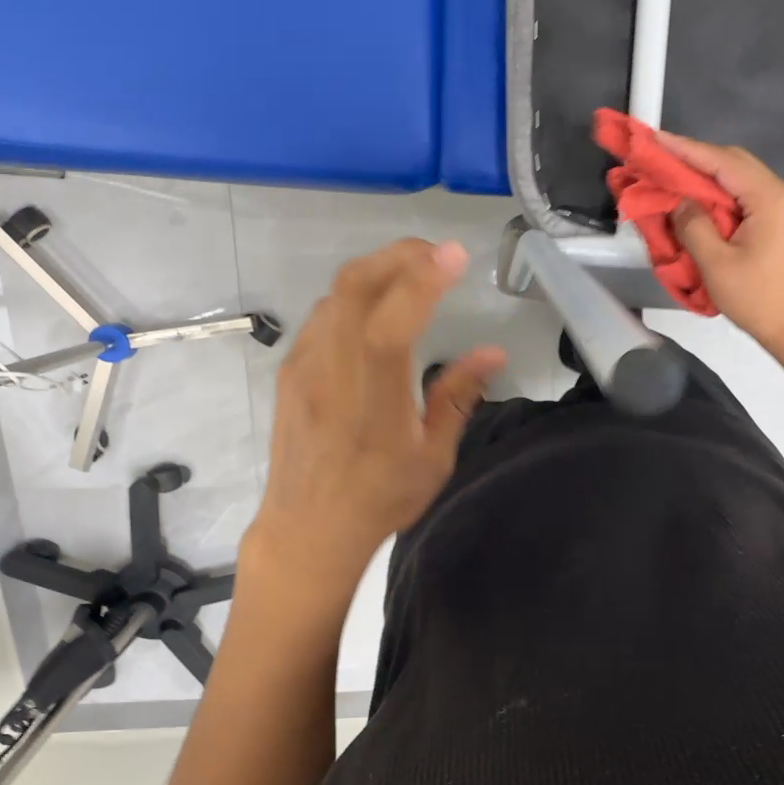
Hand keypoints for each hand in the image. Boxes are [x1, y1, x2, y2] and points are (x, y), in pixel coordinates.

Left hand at [246, 239, 506, 579]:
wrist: (308, 529)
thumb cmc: (379, 499)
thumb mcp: (432, 458)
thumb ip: (458, 398)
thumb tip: (492, 352)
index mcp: (374, 399)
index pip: (393, 321)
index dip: (424, 281)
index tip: (457, 256)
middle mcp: (332, 372)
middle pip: (355, 287)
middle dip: (399, 256)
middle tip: (437, 254)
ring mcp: (304, 368)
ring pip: (335, 296)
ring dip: (375, 273)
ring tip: (411, 276)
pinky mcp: (291, 372)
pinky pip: (322, 317)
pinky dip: (353, 297)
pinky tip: (375, 311)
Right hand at [661, 134, 783, 359]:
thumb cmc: (758, 299)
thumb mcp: (716, 264)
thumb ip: (693, 226)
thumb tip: (679, 201)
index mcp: (769, 197)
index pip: (721, 161)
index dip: (685, 149)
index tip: (654, 139)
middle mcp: (779, 192)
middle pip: (731, 163)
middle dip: (694, 159)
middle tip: (658, 157)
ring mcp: (782, 206)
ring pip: (737, 179)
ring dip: (704, 177)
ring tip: (671, 176)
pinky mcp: (778, 221)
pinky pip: (743, 197)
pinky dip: (717, 195)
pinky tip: (696, 201)